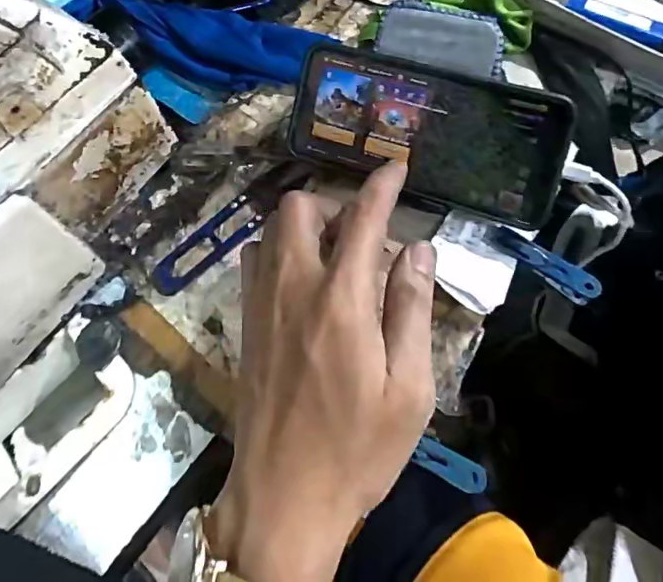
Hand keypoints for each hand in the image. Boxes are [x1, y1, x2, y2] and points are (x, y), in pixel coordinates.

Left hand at [210, 161, 437, 581]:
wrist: (282, 495)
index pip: (362, 220)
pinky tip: (304, 281)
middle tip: (364, 235)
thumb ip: (410, 308)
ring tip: (336, 257)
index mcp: (340, 300)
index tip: (396, 167)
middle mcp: (293, 285)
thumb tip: (417, 248)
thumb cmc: (357, 449)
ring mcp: (261, 299)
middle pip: (299, 207)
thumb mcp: (408, 388)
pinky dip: (281, 249)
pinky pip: (256, 257)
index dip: (381, 186)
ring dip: (305, 226)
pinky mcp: (245, 318)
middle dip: (334, 205)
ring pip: (271, 227)